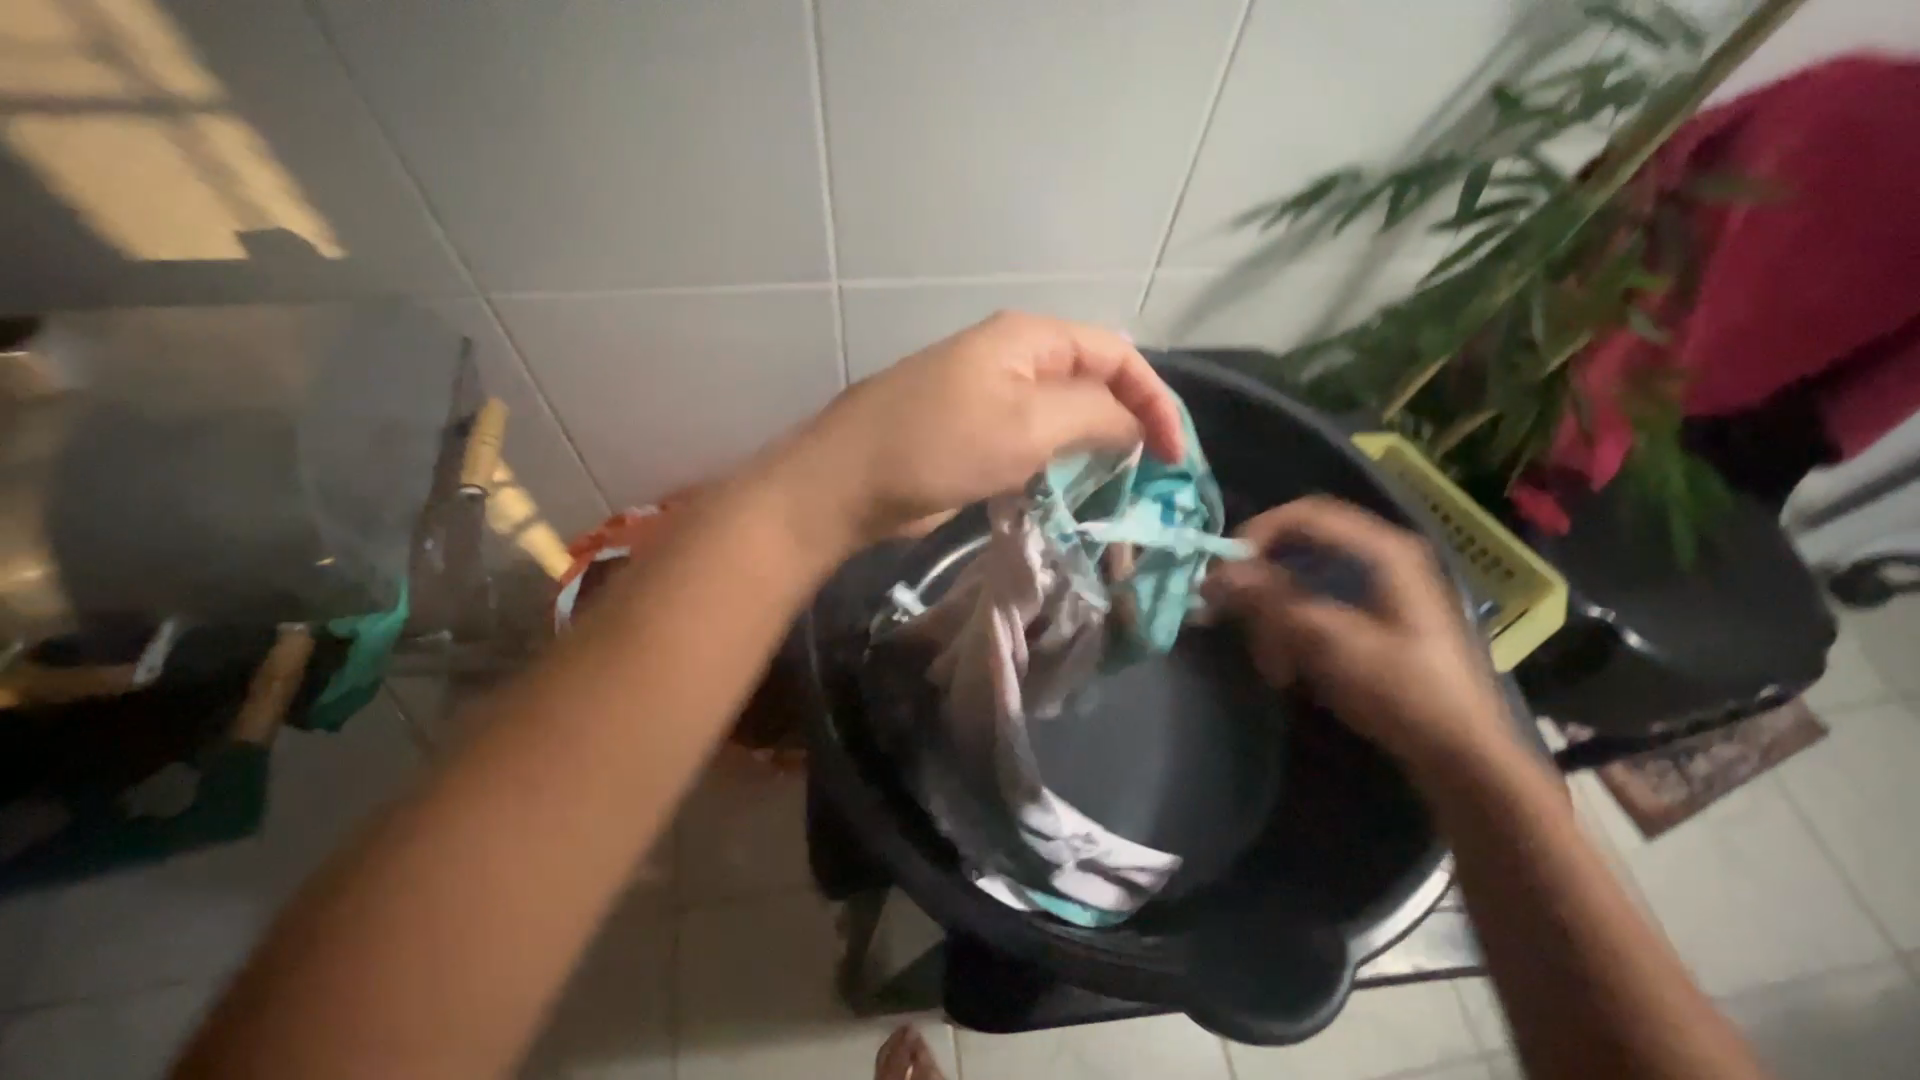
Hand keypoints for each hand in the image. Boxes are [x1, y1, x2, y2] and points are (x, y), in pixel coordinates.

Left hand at [787, 311, 1185, 544]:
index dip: (1154, 398)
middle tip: (1152, 473)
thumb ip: (1094, 415)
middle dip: (1128, 420)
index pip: (1117, 354)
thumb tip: (1136, 421)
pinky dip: (1056, 462)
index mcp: (1029, 339)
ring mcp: (988, 397)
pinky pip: (1030, 441)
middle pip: (1091, 380)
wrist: (847, 482)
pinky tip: (1065, 491)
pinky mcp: (970, 435)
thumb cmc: (940, 445)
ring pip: (1060, 414)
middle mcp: (1012, 358)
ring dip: (1093, 445)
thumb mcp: (1029, 425)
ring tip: (1118, 486)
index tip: (1173, 455)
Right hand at [1201, 497, 1513, 773]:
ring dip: (1277, 621)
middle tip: (1236, 625)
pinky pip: (1319, 610)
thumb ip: (1272, 601)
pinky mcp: (1378, 620)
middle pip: (1300, 551)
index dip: (1256, 536)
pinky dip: (1296, 635)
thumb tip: (1215, 575)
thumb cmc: (1402, 691)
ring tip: (1274, 667)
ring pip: (1304, 585)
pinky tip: (1291, 672)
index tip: (1222, 574)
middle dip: (1264, 590)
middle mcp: (1384, 558)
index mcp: (1384, 551)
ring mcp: (1383, 590)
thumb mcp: (1330, 642)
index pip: (1304, 515)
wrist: (1462, 754)